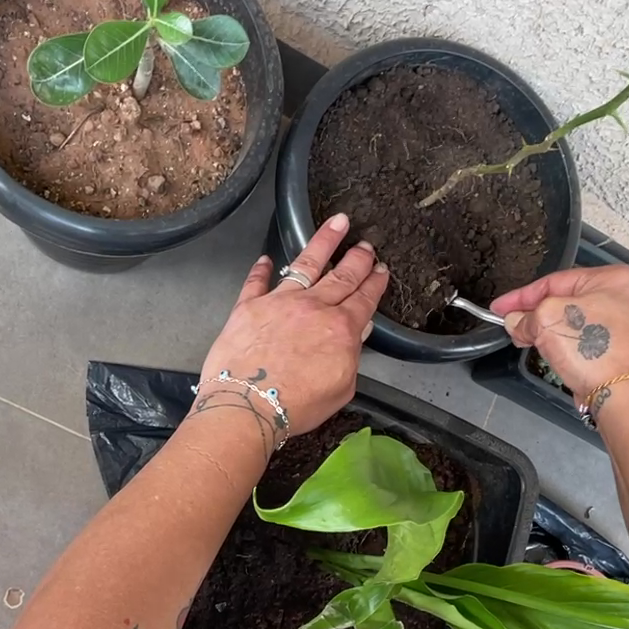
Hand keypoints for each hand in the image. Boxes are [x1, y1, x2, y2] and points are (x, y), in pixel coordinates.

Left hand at [193, 214, 387, 448]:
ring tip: (337, 223)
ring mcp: (279, 303)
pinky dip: (262, 269)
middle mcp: (312, 308)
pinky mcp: (248, 307)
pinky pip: (256, 281)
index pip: (363, 299)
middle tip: (366, 245)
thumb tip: (354, 338)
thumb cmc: (294, 405)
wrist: (248, 404)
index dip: (375, 284)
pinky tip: (266, 259)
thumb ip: (351, 360)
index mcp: (340, 329)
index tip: (381, 271)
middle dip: (357, 258)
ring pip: (306, 263)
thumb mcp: (341, 389)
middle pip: (341, 276)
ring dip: (323, 242)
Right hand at [491, 265, 628, 401]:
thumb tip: (515, 322)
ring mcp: (628, 325)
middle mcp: (627, 297)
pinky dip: (567, 344)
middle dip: (535, 314)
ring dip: (549, 331)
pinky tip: (553, 353)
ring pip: (575, 321)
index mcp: (614, 278)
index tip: (501, 307)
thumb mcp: (546, 319)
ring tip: (528, 341)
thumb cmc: (595, 350)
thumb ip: (526, 316)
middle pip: (566, 300)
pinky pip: (586, 340)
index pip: (555, 281)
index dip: (521, 296)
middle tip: (512, 326)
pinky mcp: (624, 349)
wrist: (623, 392)